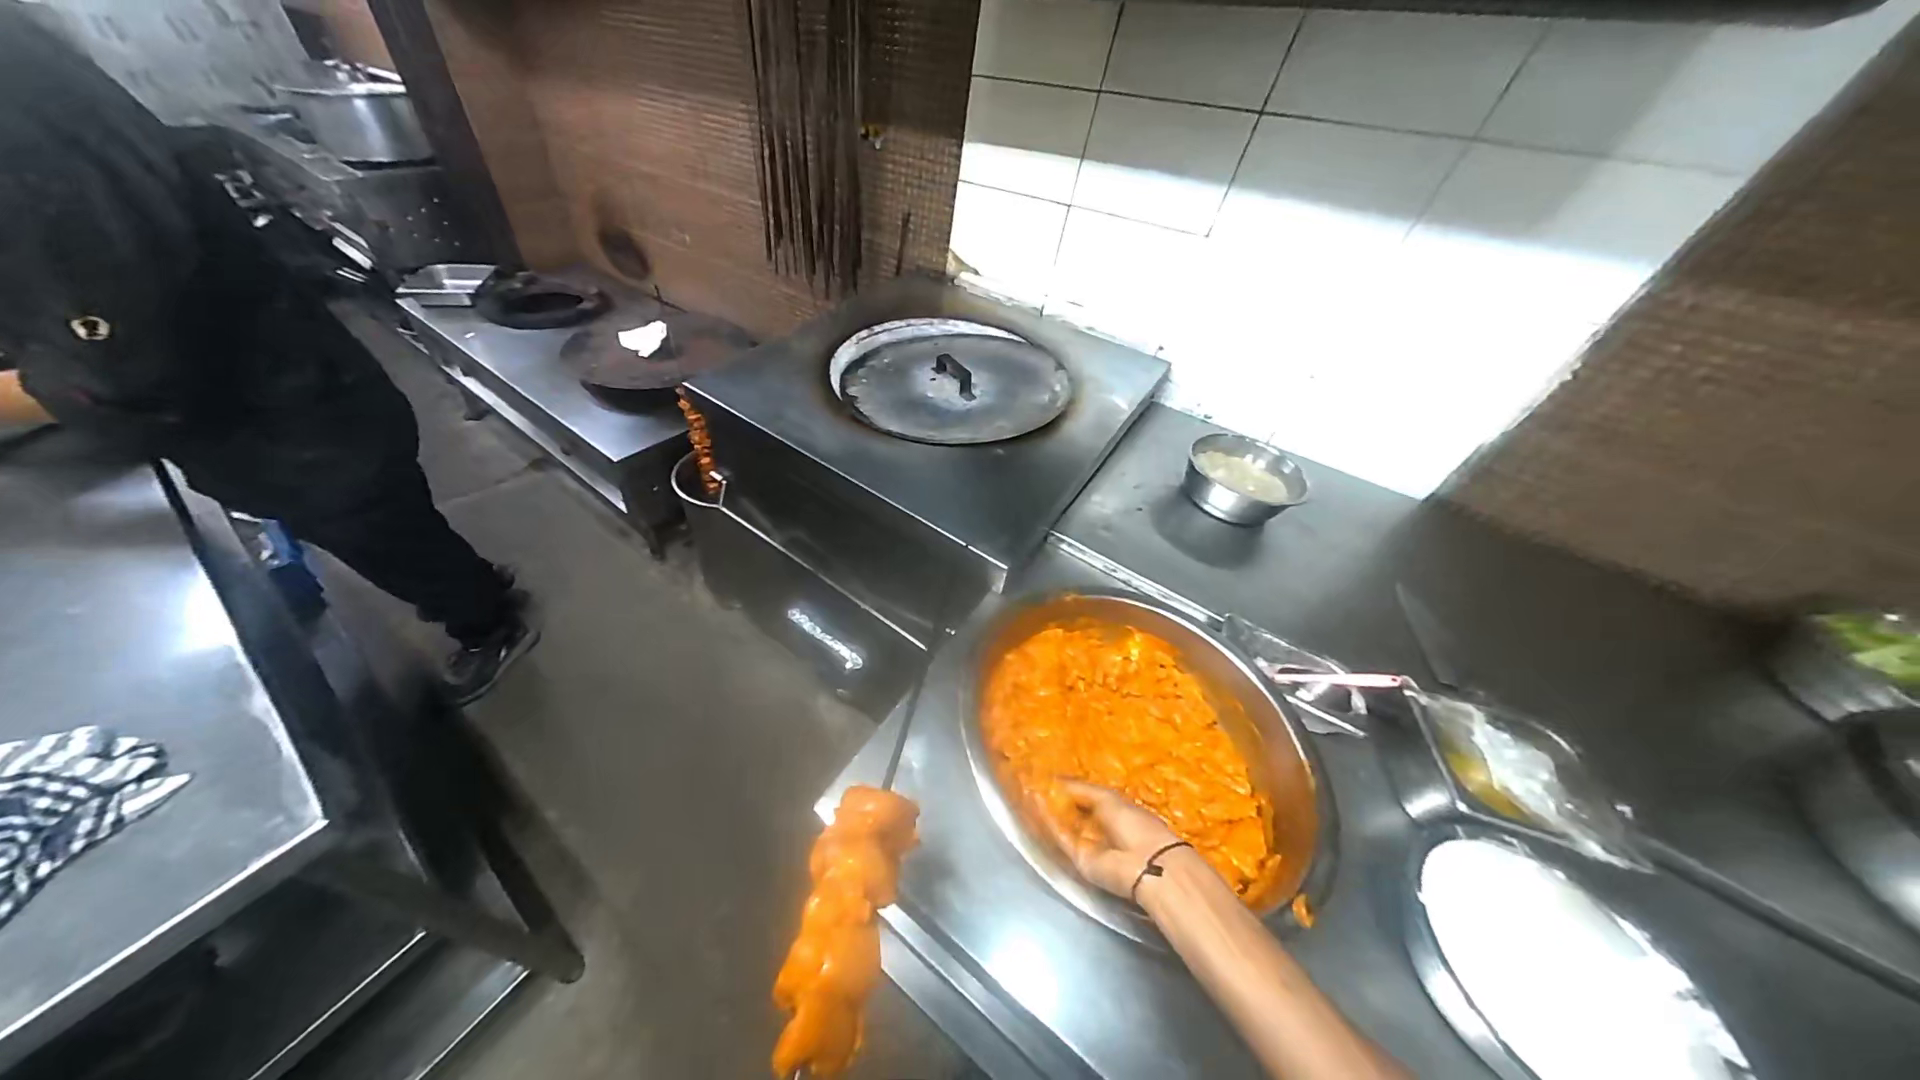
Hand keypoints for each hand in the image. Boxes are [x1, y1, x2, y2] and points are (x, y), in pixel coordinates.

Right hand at [1038, 780, 1184, 899]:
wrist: (1143, 863)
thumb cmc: (1133, 823)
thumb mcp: (1107, 798)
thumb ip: (1081, 789)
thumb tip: (1057, 779)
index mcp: (1114, 812)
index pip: (1087, 798)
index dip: (1069, 788)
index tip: (1051, 777)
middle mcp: (1100, 829)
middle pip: (1073, 813)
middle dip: (1056, 800)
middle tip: (1035, 783)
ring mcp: (1088, 845)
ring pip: (1063, 826)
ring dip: (1048, 809)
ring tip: (1030, 789)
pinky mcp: (1077, 859)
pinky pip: (1060, 837)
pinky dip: (1047, 820)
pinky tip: (1035, 802)